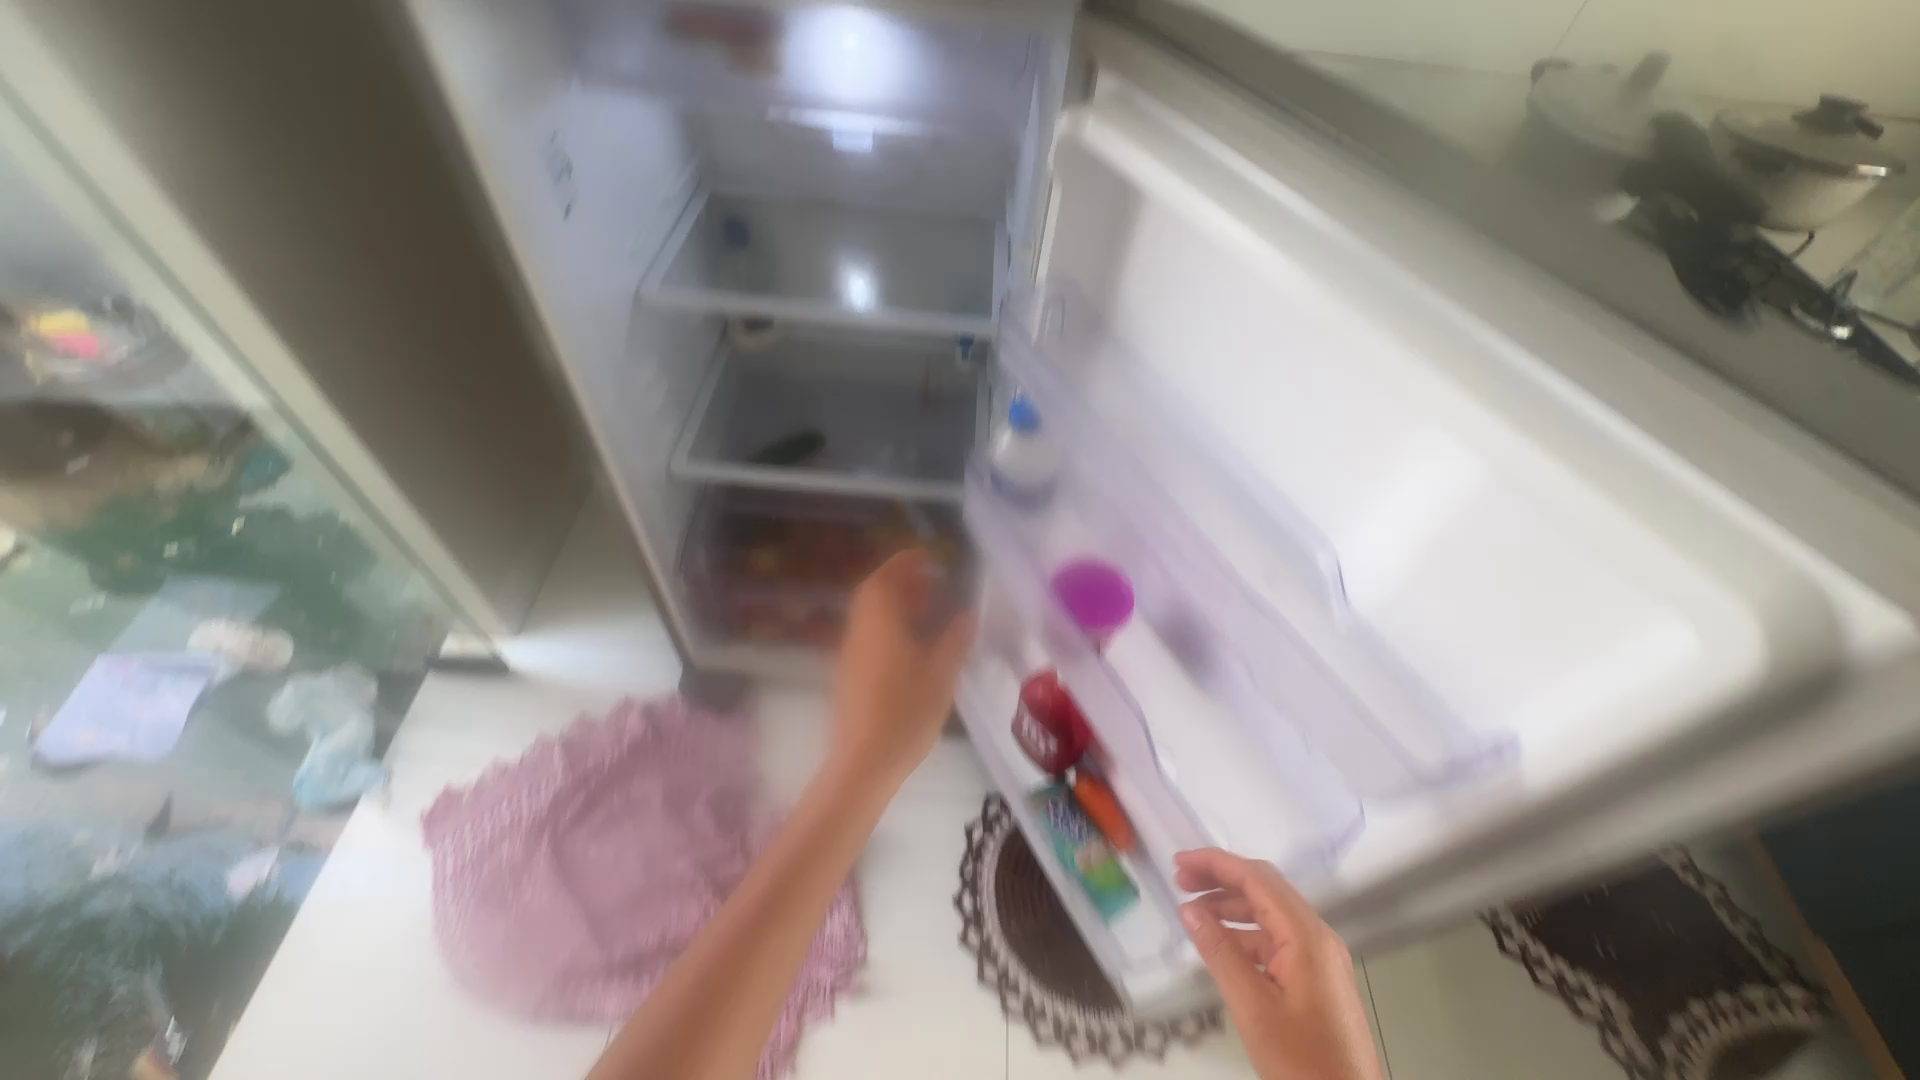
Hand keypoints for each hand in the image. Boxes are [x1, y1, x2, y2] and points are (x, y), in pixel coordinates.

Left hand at [830, 549, 977, 788]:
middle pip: (875, 594)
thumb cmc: (906, 711)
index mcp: (879, 620)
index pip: (887, 576)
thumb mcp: (941, 672)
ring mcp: (852, 653)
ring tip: (931, 613)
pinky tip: (916, 646)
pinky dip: (891, 627)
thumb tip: (967, 613)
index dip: (906, 562)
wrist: (864, 761)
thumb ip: (955, 638)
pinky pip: (871, 635)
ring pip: (872, 616)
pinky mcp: (851, 674)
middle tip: (934, 584)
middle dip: (903, 583)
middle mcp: (860, 629)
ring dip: (898, 606)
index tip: (929, 557)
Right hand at [1176, 849, 1382, 1079]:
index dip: (1215, 864)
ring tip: (1193, 912)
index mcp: (1306, 935)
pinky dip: (1245, 932)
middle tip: (1180, 883)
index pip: (1256, 879)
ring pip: (1269, 912)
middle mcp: (1317, 936)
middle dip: (1220, 879)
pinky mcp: (1316, 976)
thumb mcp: (1252, 1005)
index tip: (1178, 863)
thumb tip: (1190, 909)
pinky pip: (1276, 938)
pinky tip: (1220, 944)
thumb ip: (1220, 951)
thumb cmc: (1301, 1059)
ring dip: (1230, 905)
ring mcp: (1319, 956)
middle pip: (1264, 888)